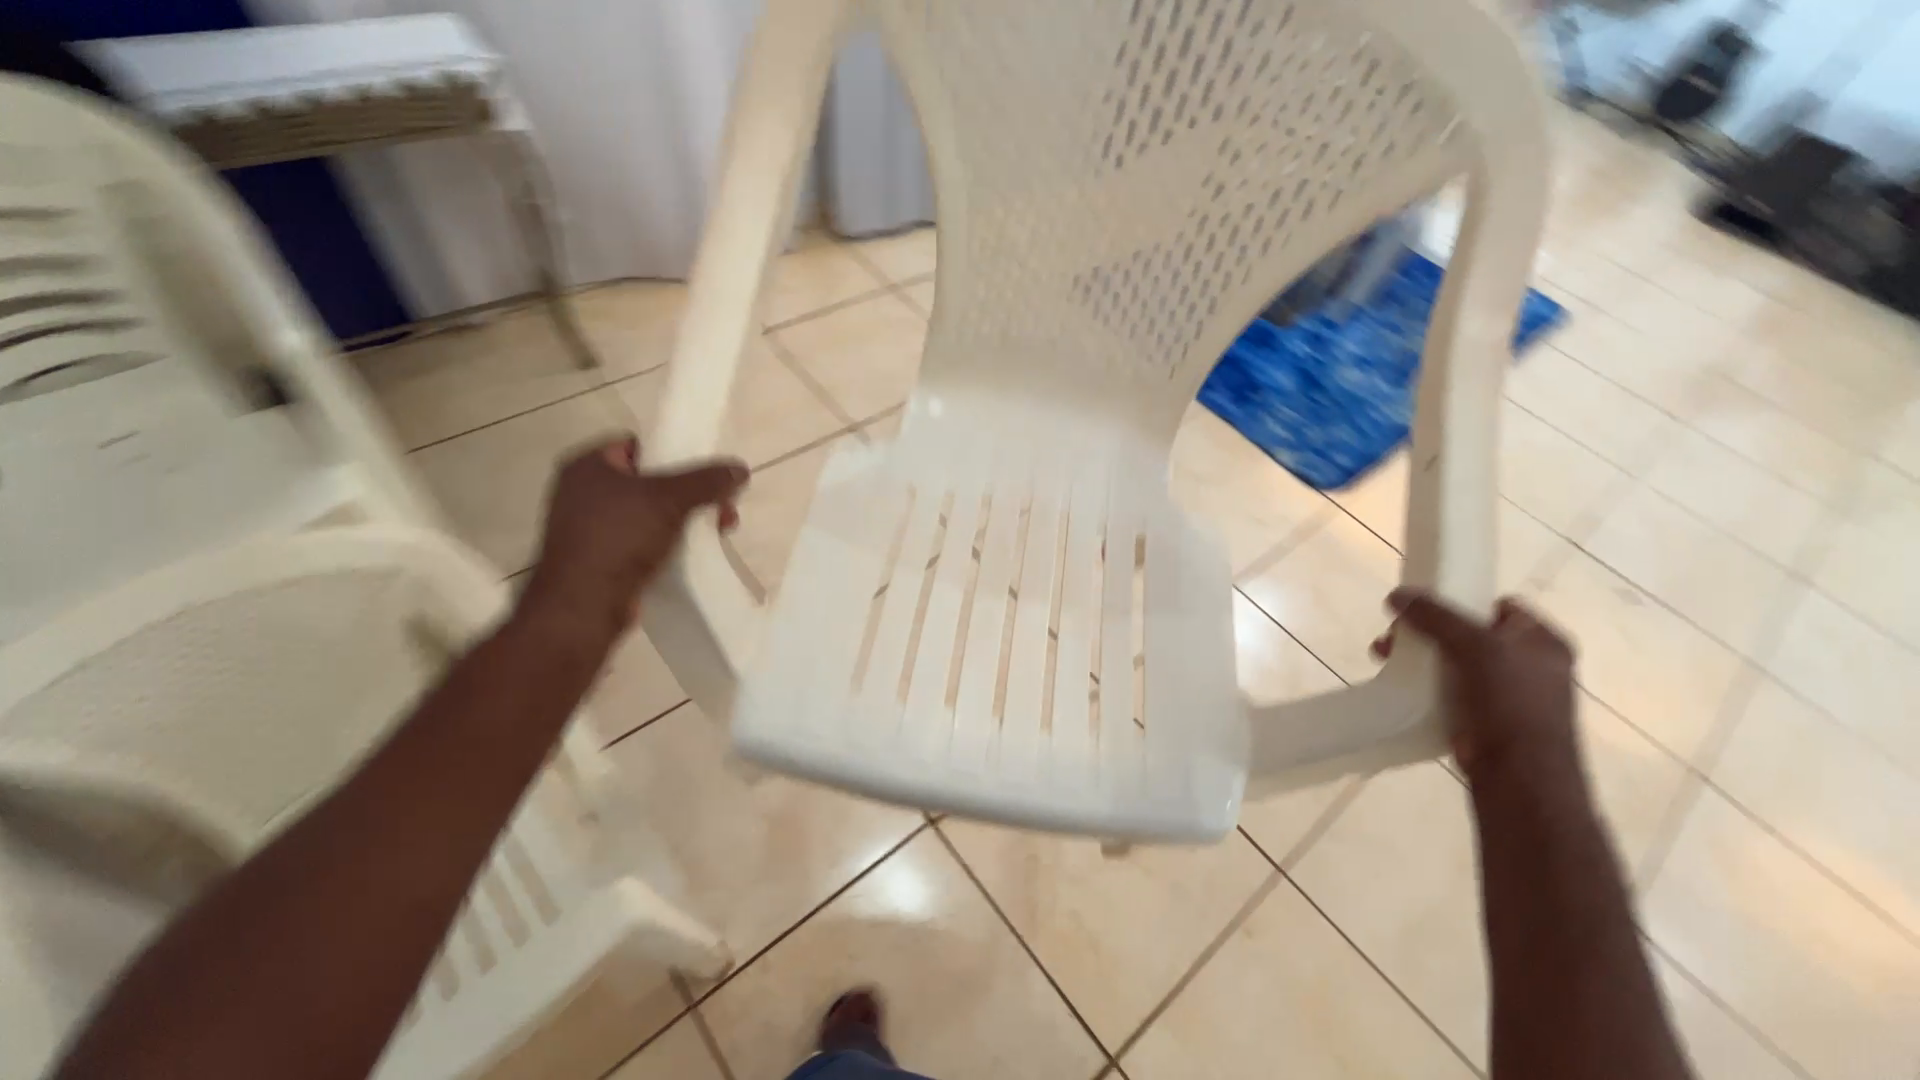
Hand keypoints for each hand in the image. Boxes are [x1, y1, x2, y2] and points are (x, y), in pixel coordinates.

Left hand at [520, 436, 748, 641]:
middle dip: (692, 494)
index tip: (705, 473)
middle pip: (650, 481)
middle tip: (723, 509)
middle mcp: (582, 492)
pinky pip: (641, 542)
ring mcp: (588, 528)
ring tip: (718, 534)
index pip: (639, 445)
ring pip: (649, 514)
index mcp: (588, 466)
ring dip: (685, 521)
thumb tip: (739, 469)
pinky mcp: (599, 560)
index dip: (675, 453)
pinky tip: (692, 555)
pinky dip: (667, 544)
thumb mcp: (669, 500)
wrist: (583, 606)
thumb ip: (706, 480)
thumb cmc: (619, 538)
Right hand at [1370, 588, 1580, 783]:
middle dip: (1427, 633)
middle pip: (1469, 634)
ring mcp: (1510, 696)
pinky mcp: (1486, 720)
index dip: (1461, 603)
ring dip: (1419, 659)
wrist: (1520, 776)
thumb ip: (1437, 617)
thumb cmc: (1510, 703)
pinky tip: (1401, 686)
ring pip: (1455, 663)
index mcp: (1544, 641)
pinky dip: (1426, 687)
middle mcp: (1532, 665)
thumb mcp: (1477, 647)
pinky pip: (1450, 692)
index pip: (1499, 607)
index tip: (1425, 611)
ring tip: (1385, 659)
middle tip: (1393, 638)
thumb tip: (1397, 595)